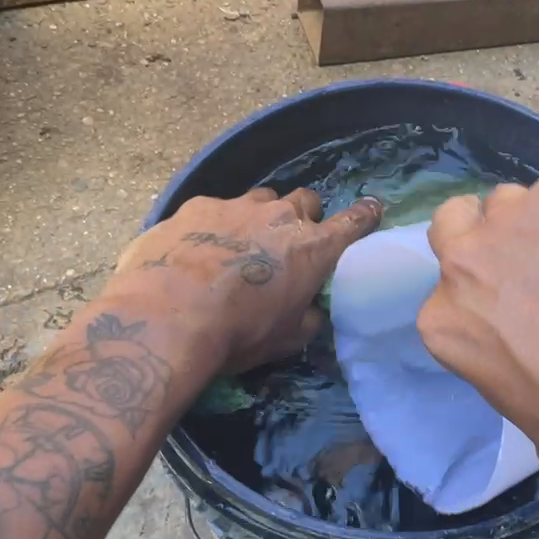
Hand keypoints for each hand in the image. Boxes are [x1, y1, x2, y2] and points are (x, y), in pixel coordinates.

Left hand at [107, 189, 382, 373]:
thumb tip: (309, 307)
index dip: (365, 215)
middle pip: (305, 200)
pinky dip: (214, 226)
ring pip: (260, 201)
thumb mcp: (288, 337)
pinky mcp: (194, 207)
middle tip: (289, 243)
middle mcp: (280, 216)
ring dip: (259, 217)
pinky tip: (195, 251)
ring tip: (240, 245)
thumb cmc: (239, 333)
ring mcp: (235, 205)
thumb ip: (308, 314)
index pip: (354, 222)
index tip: (371, 209)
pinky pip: (215, 209)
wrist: (167, 319)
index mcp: (314, 247)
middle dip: (303, 217)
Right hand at [417, 162, 538, 475]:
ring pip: (513, 201)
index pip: (449, 293)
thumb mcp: (531, 421)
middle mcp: (464, 263)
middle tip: (531, 260)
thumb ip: (510, 376)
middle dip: (484, 236)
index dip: (483, 295)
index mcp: (444, 322)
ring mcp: (512, 217)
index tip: (514, 304)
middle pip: (454, 223)